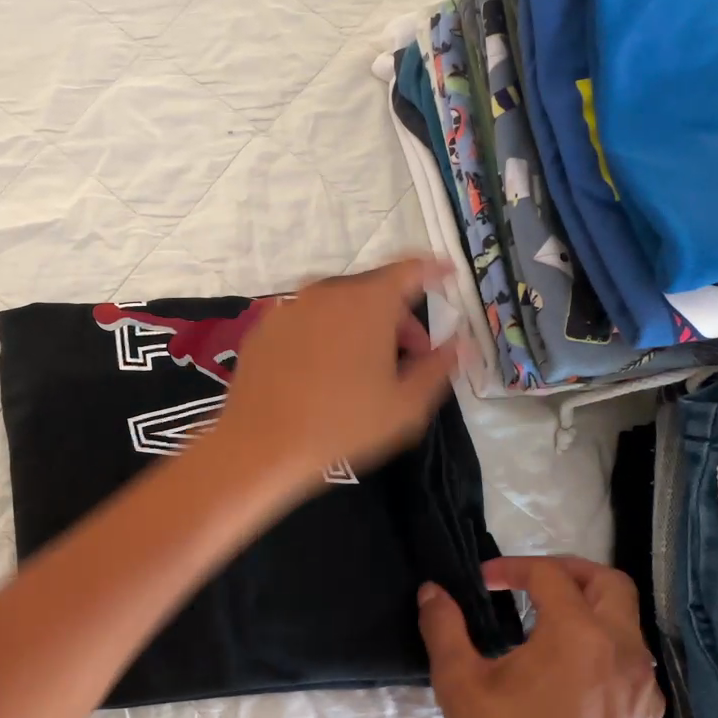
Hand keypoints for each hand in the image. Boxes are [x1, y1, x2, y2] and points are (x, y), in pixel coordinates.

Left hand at [210, 258, 459, 487]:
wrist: (259, 447)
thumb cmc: (340, 427)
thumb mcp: (406, 406)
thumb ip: (438, 367)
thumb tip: (458, 344)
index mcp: (368, 301)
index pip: (411, 269)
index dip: (435, 272)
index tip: (448, 278)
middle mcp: (325, 292)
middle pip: (372, 289)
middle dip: (396, 314)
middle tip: (409, 354)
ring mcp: (287, 309)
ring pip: (335, 305)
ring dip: (358, 324)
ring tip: (365, 365)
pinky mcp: (261, 330)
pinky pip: (304, 322)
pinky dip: (322, 335)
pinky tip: (322, 371)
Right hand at [417, 556, 662, 717]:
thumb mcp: (460, 685)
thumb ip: (444, 628)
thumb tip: (433, 592)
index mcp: (578, 635)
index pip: (551, 576)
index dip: (513, 568)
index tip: (481, 581)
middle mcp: (622, 650)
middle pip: (608, 583)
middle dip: (565, 570)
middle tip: (525, 581)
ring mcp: (642, 684)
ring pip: (624, 620)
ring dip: (585, 606)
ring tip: (540, 623)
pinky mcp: (645, 714)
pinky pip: (628, 657)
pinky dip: (598, 642)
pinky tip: (564, 671)